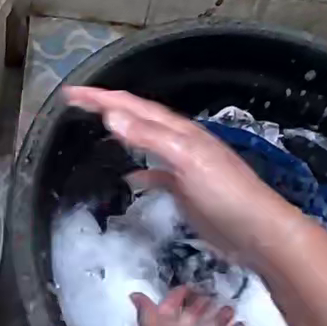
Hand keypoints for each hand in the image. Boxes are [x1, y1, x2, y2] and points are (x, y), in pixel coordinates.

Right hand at [65, 86, 304, 269]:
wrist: (256, 232)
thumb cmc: (225, 193)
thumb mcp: (186, 160)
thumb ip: (150, 138)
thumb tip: (111, 116)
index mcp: (178, 131)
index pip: (132, 106)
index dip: (101, 98)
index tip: (70, 93)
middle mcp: (179, 142)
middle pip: (136, 117)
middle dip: (106, 107)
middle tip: (76, 103)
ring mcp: (182, 166)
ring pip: (144, 141)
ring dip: (121, 132)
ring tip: (97, 129)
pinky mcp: (184, 189)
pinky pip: (154, 172)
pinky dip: (138, 169)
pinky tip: (129, 177)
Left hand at [132, 286, 243, 325]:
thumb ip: (147, 314)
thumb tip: (134, 294)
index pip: (168, 314)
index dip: (176, 300)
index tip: (190, 286)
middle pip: (190, 323)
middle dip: (200, 308)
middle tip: (215, 293)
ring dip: (218, 320)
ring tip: (231, 305)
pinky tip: (241, 325)